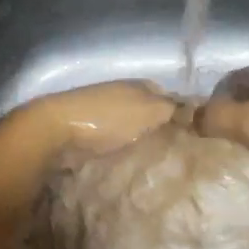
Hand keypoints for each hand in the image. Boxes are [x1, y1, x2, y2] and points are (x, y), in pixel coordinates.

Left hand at [17, 79, 177, 157]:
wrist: (58, 128)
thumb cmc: (108, 118)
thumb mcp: (150, 110)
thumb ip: (172, 109)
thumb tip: (189, 111)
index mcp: (140, 84)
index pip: (170, 98)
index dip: (181, 117)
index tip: (190, 140)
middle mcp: (123, 93)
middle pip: (150, 114)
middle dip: (160, 131)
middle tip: (173, 155)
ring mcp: (104, 110)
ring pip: (132, 127)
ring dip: (140, 142)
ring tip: (153, 163)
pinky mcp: (88, 128)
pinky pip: (114, 139)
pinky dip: (121, 149)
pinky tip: (128, 163)